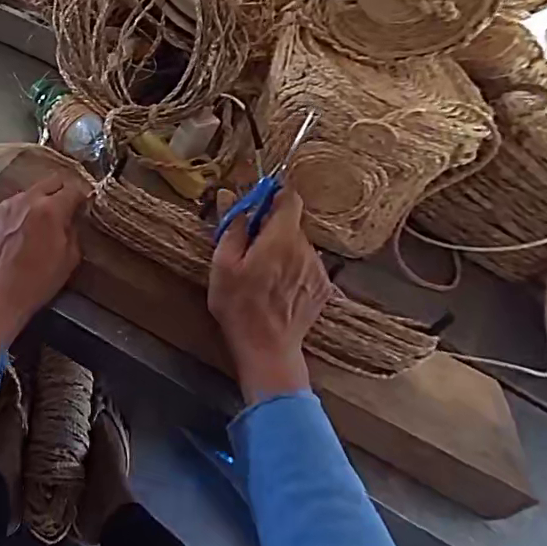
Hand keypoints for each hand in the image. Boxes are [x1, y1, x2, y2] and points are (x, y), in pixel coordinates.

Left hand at [0, 176, 86, 350]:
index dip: (82, 198)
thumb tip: (73, 218)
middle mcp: (28, 199)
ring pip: (31, 192)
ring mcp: (7, 205)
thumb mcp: (71, 257)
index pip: (74, 189)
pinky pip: (14, 204)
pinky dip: (22, 211)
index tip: (84, 206)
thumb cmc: (38, 280)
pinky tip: (22, 229)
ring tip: (42, 222)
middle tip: (66, 210)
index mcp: (51, 209)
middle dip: (62, 192)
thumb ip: (75, 230)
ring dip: (40, 201)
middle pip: (52, 181)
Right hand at [207, 188, 332, 403]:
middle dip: (271, 227)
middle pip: (291, 223)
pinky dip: (293, 266)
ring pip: (299, 244)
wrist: (267, 350)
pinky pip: (307, 263)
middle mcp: (306, 249)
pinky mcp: (324, 287)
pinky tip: (277, 286)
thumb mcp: (222, 264)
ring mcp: (318, 269)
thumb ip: (232, 226)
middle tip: (248, 246)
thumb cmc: (238, 306)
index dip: (274, 195)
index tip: (256, 203)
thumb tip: (229, 194)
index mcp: (281, 239)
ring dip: (282, 248)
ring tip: (262, 271)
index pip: (290, 198)